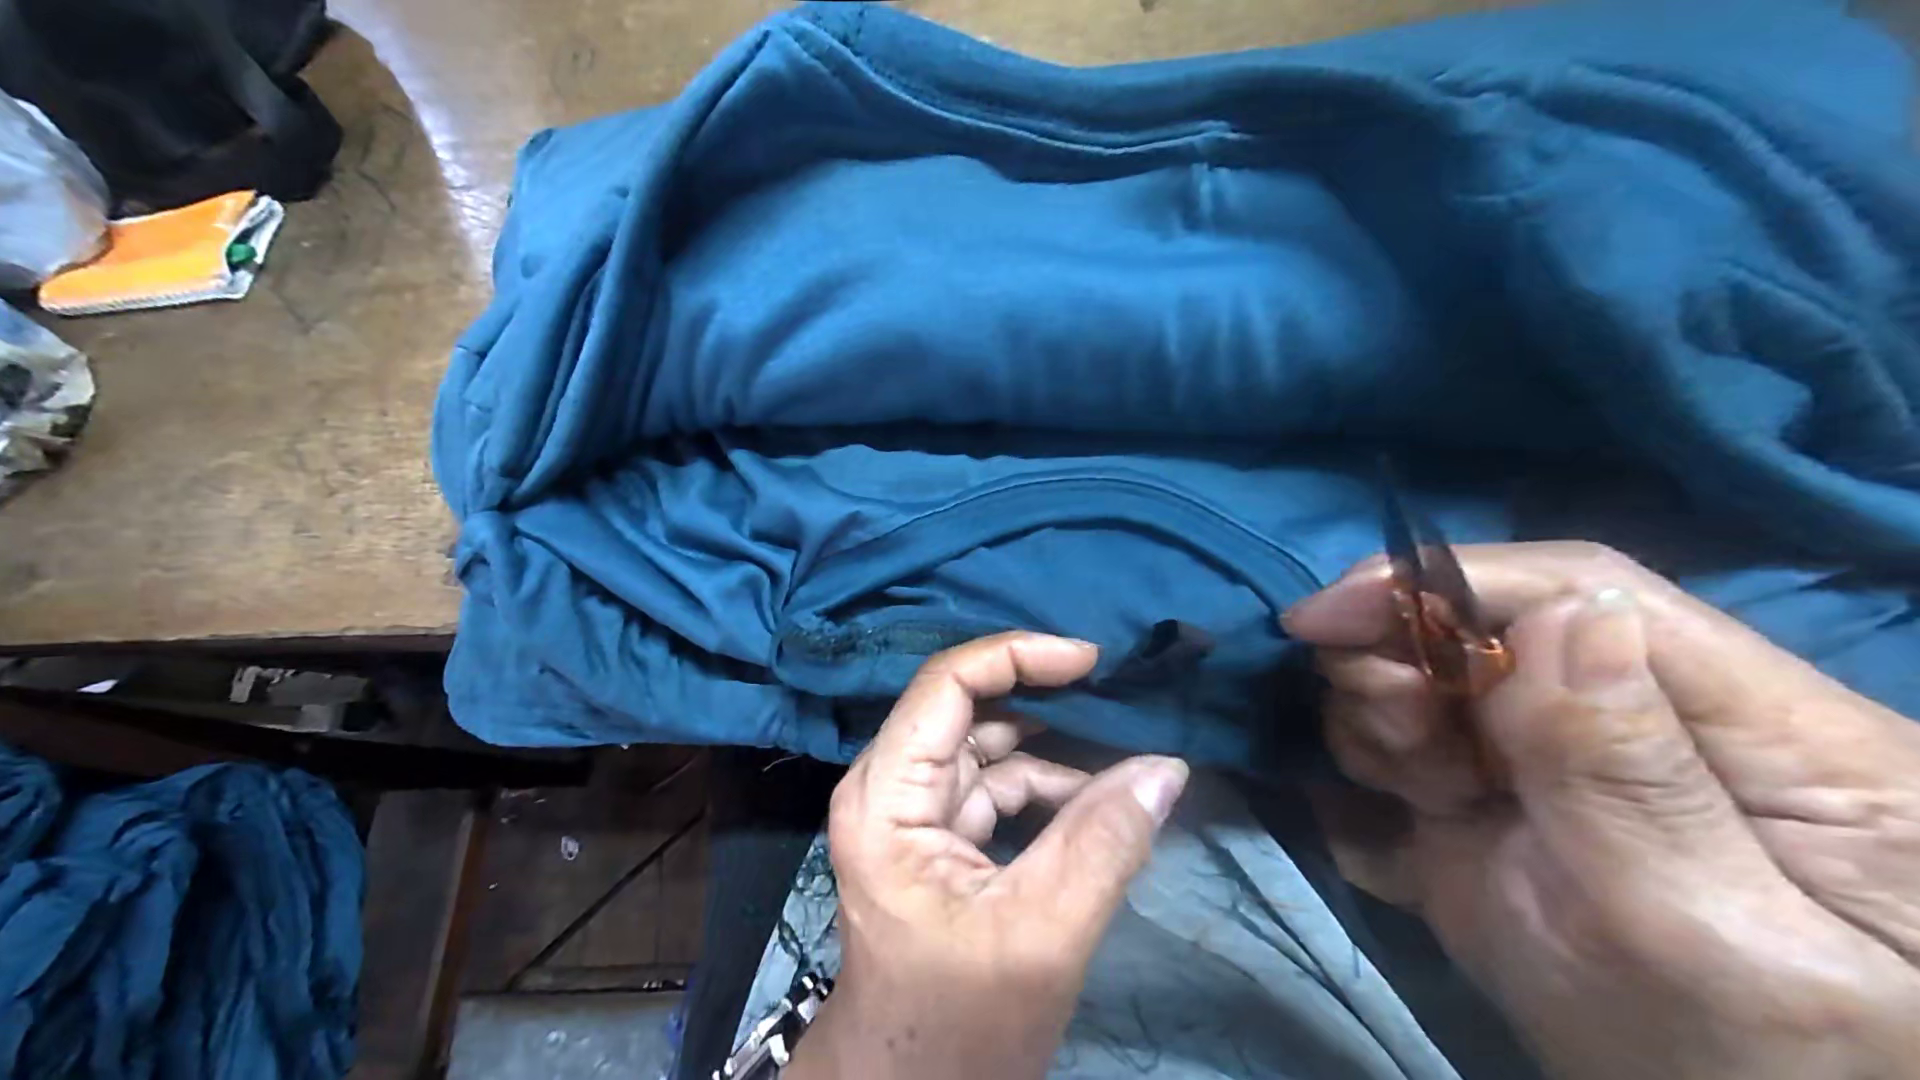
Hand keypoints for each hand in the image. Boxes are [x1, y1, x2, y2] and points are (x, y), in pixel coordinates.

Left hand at [785, 632, 1189, 1079]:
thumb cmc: (958, 1023)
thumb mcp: (1042, 935)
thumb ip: (1105, 843)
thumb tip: (1167, 766)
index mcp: (888, 794)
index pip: (947, 684)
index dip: (1016, 656)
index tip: (1089, 660)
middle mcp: (890, 784)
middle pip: (967, 705)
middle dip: (1042, 694)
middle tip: (1115, 693)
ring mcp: (912, 806)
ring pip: (987, 741)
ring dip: (1053, 741)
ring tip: (1123, 743)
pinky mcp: (938, 829)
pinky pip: (996, 781)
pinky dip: (1048, 783)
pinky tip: (1100, 799)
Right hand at [1284, 542, 1919, 1079]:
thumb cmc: (1739, 1068)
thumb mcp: (1700, 938)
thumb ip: (1631, 774)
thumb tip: (1572, 613)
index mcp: (1765, 729)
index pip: (1584, 591)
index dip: (1443, 582)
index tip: (1324, 617)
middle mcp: (1648, 715)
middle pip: (1483, 622)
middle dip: (1401, 658)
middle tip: (1392, 737)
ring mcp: (1561, 751)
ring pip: (1428, 671)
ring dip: (1381, 714)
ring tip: (1412, 789)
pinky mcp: (1497, 786)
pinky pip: (1403, 731)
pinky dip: (1371, 753)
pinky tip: (1397, 803)